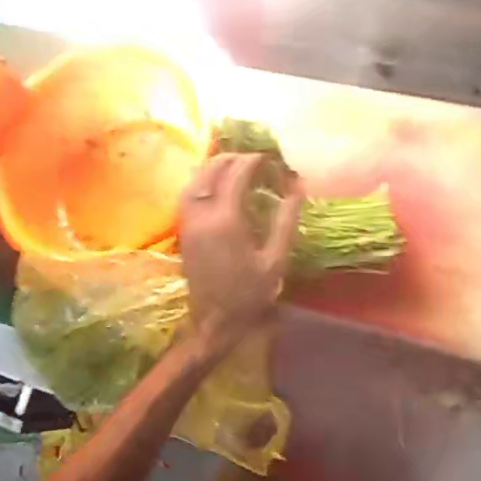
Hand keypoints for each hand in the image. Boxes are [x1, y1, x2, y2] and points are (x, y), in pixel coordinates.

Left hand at [177, 153, 302, 355]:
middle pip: (210, 171)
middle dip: (232, 158)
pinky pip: (187, 198)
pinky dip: (201, 183)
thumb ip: (286, 221)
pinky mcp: (183, 234)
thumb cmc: (249, 295)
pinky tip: (217, 187)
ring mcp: (187, 224)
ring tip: (235, 166)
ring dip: (213, 168)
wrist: (214, 323)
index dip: (253, 161)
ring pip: (193, 182)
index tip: (270, 158)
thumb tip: (297, 187)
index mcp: (225, 220)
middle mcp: (201, 216)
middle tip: (253, 159)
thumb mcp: (276, 260)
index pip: (236, 174)